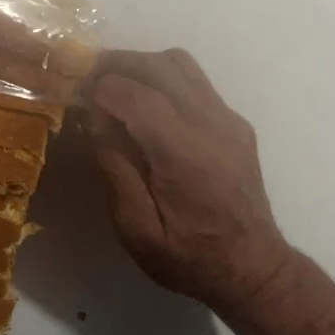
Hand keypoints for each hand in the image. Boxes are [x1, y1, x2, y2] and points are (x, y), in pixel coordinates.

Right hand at [88, 49, 296, 313]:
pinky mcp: (234, 122)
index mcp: (186, 158)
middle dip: (118, 64)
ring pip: (179, 63)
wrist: (254, 271)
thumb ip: (115, 169)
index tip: (80, 94)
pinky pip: (193, 81)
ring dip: (141, 66)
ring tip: (116, 86)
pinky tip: (147, 106)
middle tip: (89, 79)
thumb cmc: (189, 257)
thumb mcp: (137, 230)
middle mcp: (212, 128)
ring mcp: (228, 120)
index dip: (103, 87)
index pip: (140, 96)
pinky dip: (162, 79)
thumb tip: (97, 120)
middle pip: (160, 66)